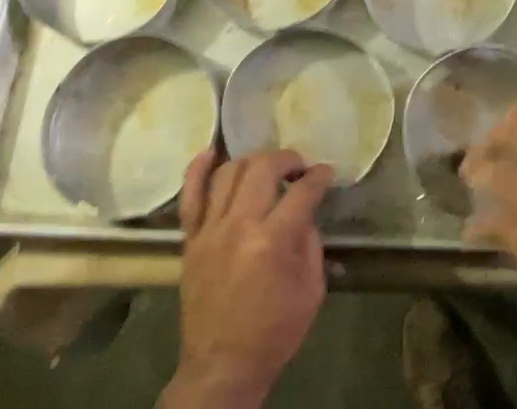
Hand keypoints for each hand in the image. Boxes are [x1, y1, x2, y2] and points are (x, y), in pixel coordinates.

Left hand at [167, 149, 334, 408]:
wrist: (223, 364)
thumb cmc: (275, 331)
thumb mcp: (311, 288)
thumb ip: (309, 243)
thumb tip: (304, 213)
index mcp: (274, 240)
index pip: (302, 191)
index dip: (319, 176)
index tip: (327, 173)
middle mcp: (239, 225)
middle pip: (263, 168)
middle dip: (287, 159)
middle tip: (299, 168)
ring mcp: (209, 230)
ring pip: (228, 172)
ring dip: (253, 161)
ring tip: (267, 167)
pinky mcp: (189, 240)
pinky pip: (190, 195)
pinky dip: (198, 169)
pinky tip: (211, 152)